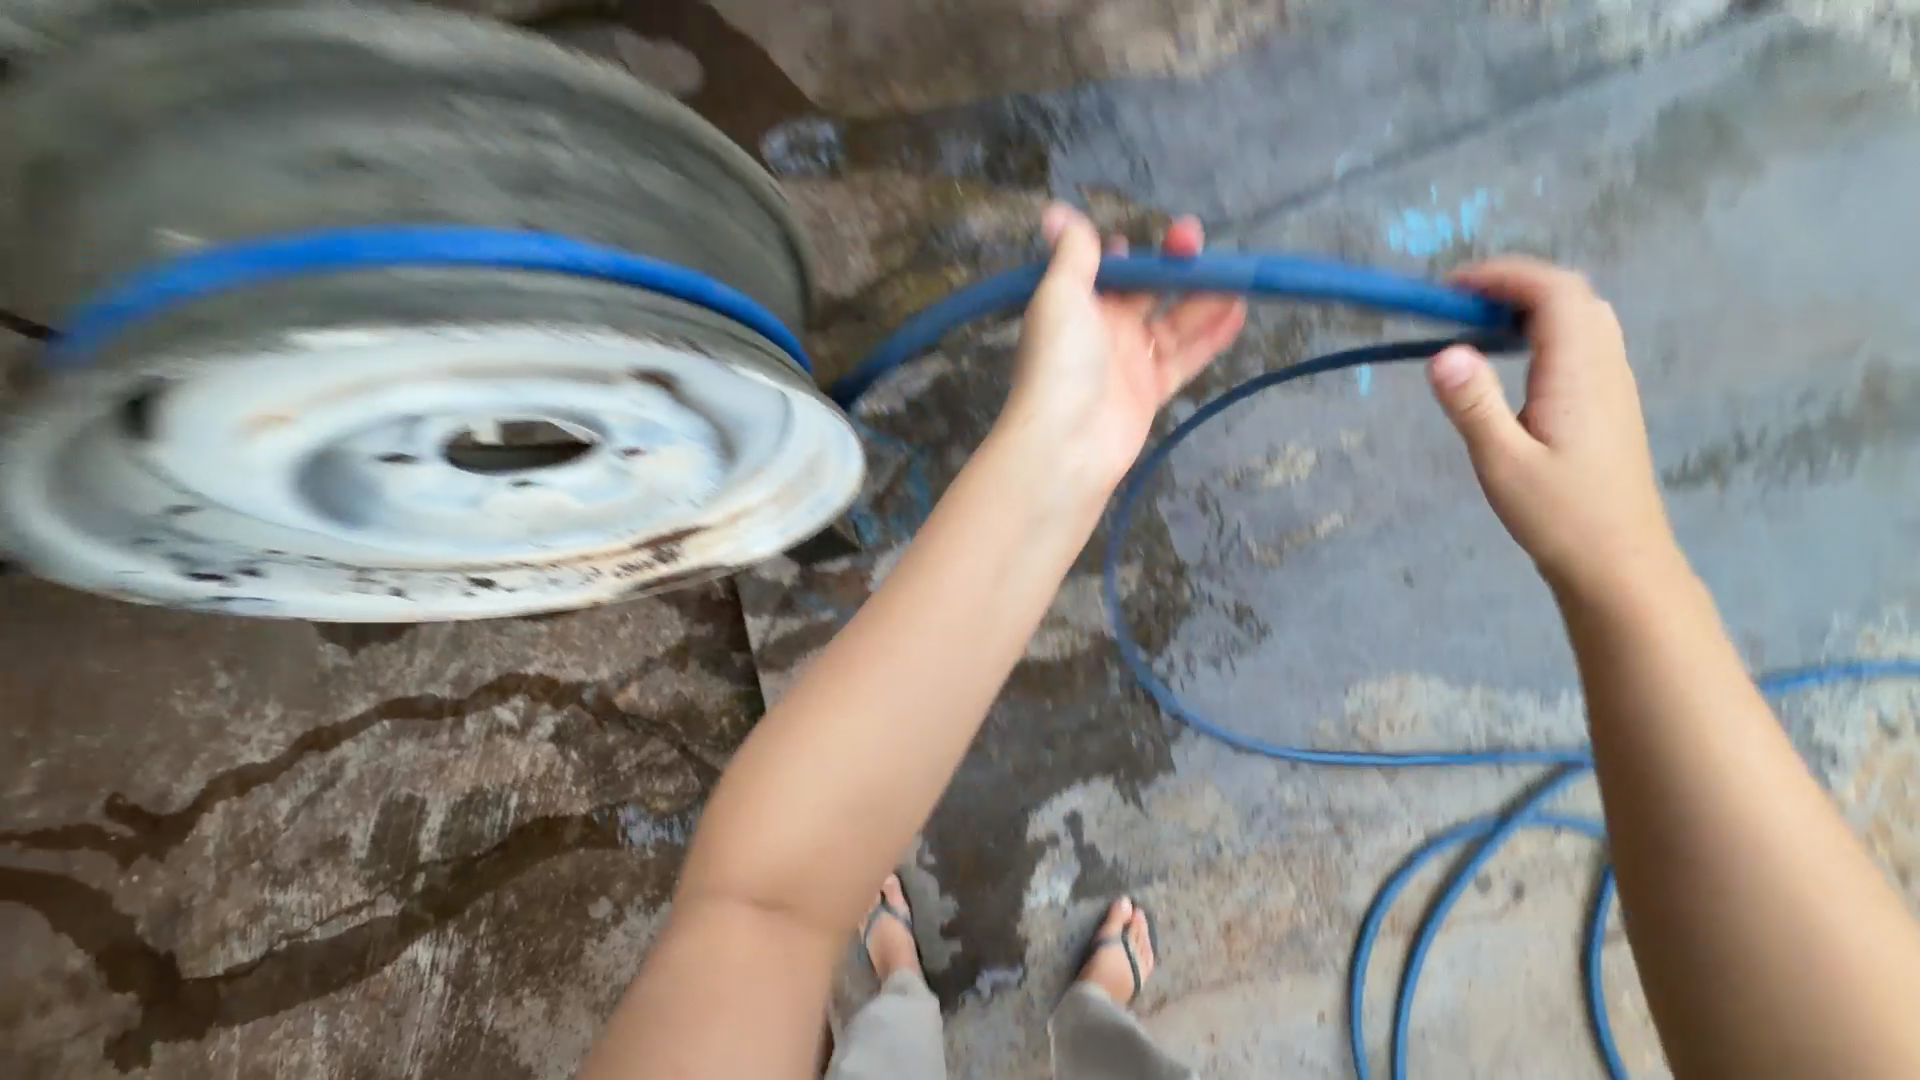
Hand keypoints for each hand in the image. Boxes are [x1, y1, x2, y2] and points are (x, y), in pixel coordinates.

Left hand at [998, 202, 1247, 492]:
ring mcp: (1127, 362)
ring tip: (1236, 276)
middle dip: (1173, 265)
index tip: (1157, 234)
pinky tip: (1237, 312)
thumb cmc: (1059, 361)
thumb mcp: (1060, 294)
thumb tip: (1057, 211)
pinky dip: (1210, 336)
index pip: (1108, 268)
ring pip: (1172, 321)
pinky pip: (1184, 357)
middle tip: (1195, 241)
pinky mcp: (1149, 391)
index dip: (1133, 250)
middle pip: (1146, 290)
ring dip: (1202, 297)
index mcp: (1076, 303)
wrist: (1065, 443)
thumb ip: (1072, 254)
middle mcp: (1101, 329)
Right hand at [1426, 256, 1682, 597]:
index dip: (1502, 276)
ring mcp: (1612, 382)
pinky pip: (1581, 341)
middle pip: (1571, 295)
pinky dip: (1542, 330)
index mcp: (1580, 372)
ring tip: (1475, 325)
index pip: (1552, 292)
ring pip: (1580, 316)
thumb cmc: (1558, 514)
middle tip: (1456, 305)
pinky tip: (1510, 360)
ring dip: (1528, 306)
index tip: (1447, 289)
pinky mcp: (1607, 402)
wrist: (1617, 560)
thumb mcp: (1502, 462)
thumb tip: (1443, 352)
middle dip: (1512, 284)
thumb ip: (1473, 404)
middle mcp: (1605, 365)